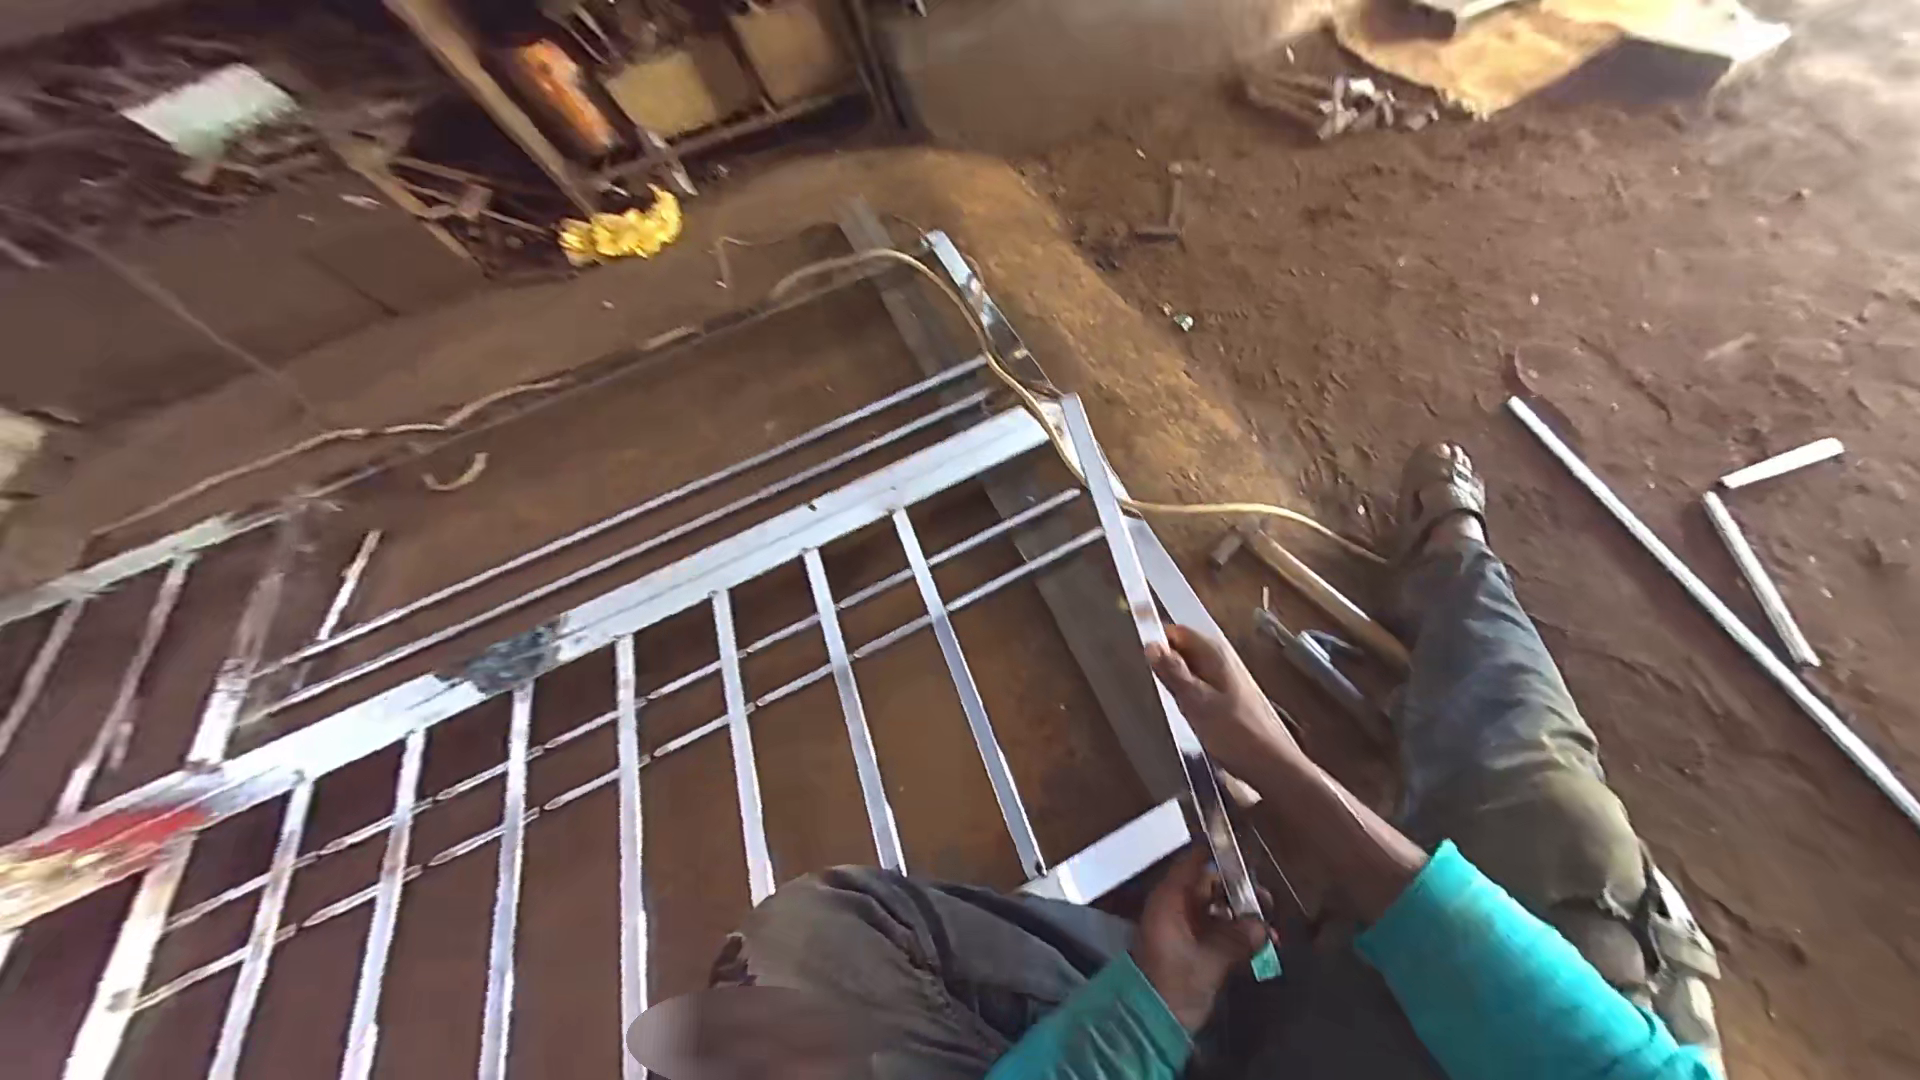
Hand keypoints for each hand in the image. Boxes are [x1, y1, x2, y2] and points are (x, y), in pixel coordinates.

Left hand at [1132, 846, 1270, 1030]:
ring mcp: (1183, 924)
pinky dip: (1236, 932)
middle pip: (1208, 884)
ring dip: (1241, 914)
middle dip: (1238, 890)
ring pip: (1216, 907)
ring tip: (1270, 925)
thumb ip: (1233, 940)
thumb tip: (1261, 924)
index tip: (1243, 848)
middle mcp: (1175, 904)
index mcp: (1170, 898)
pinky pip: (1217, 928)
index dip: (1217, 853)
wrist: (1152, 1020)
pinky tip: (1262, 943)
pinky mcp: (1192, 944)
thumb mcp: (1206, 962)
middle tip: (1268, 899)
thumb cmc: (1172, 982)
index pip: (1193, 863)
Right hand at [1145, 625, 1307, 783]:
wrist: (1269, 765)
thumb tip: (1151, 645)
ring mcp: (1227, 678)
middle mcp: (1222, 660)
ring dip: (1175, 678)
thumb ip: (1172, 671)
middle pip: (1184, 648)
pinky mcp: (1229, 697)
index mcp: (1214, 654)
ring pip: (1190, 668)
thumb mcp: (1195, 700)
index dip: (1158, 639)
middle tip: (1147, 679)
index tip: (1138, 655)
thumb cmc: (1232, 731)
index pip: (1178, 631)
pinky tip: (1181, 710)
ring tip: (1162, 696)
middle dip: (1164, 660)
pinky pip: (1199, 684)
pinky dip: (1186, 692)